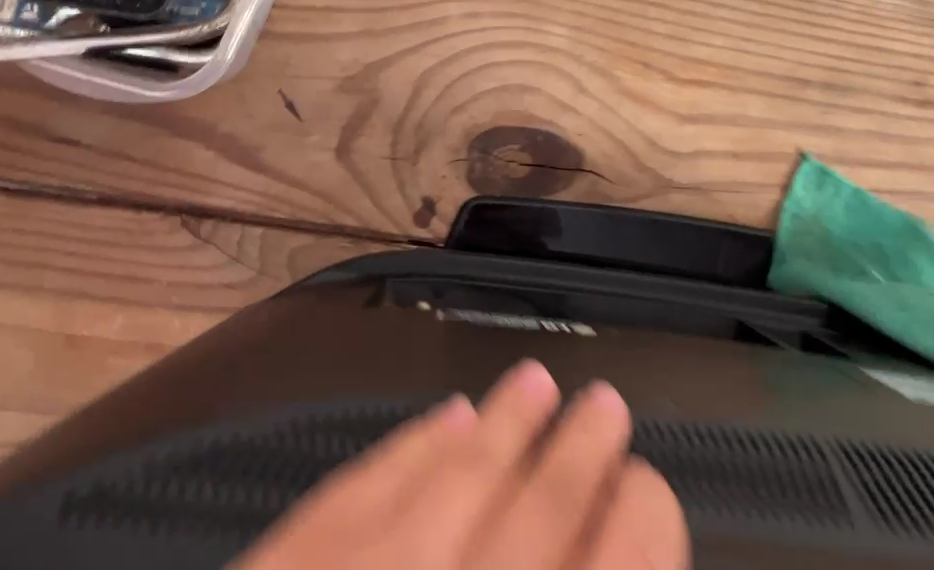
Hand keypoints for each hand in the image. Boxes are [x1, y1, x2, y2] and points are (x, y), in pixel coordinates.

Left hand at [230, 359, 688, 568]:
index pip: (619, 559)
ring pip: (457, 476)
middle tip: (604, 403)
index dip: (639, 512)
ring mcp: (373, 569)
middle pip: (542, 505)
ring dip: (503, 426)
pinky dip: (412, 447)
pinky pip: (367, 485)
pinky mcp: (290, 562)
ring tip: (533, 382)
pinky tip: (443, 420)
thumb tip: (606, 563)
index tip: (643, 483)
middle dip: (580, 450)